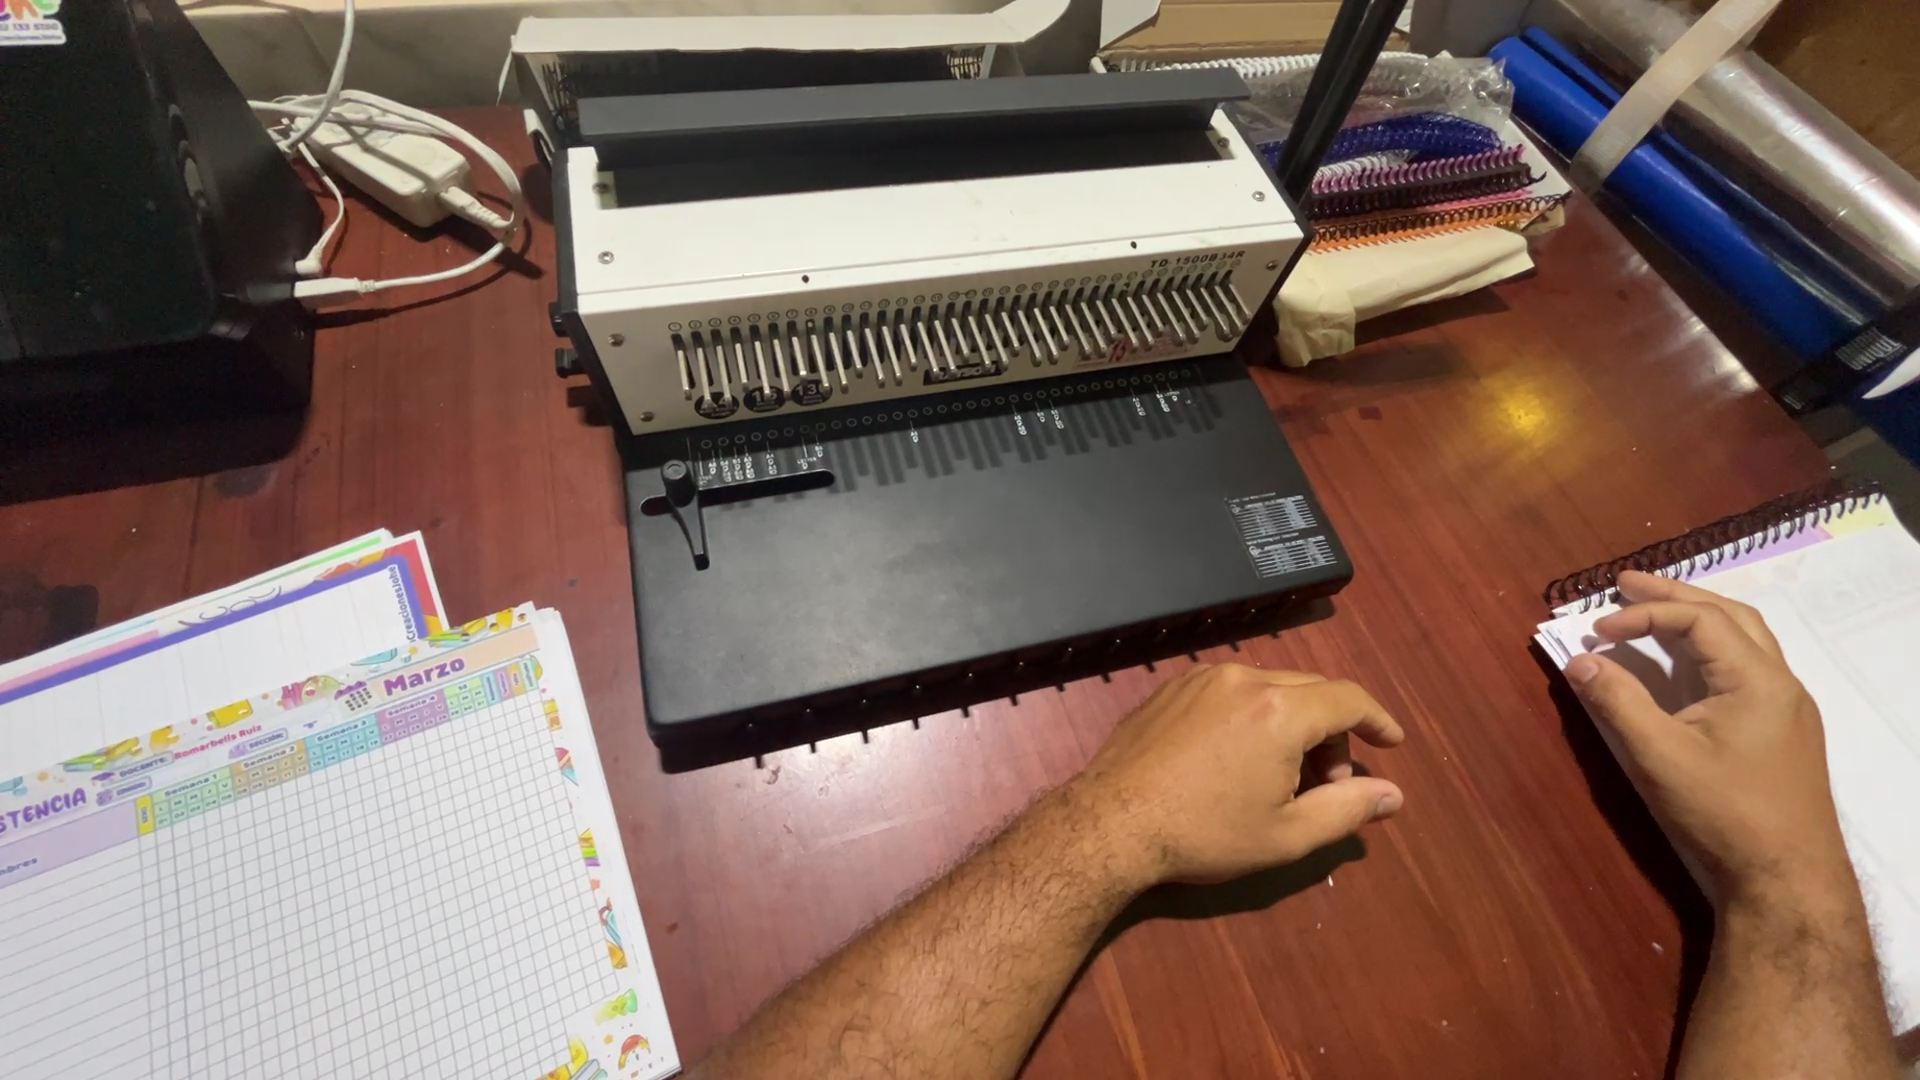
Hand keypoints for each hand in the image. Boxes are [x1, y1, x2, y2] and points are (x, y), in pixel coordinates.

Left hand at [1071, 663, 1404, 885]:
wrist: (1113, 820)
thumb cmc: (1205, 832)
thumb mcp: (1286, 833)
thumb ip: (1347, 809)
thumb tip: (1392, 793)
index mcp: (1278, 709)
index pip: (1347, 699)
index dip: (1377, 720)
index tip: (1391, 743)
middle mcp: (1240, 678)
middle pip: (1308, 690)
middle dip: (1331, 731)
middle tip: (1328, 782)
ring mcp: (1199, 678)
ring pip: (1267, 686)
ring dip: (1290, 721)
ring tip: (1280, 774)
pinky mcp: (1170, 687)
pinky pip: (1228, 689)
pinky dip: (1251, 712)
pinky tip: (1237, 754)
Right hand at [1564, 571, 1854, 912]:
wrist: (1784, 876)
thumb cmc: (1721, 808)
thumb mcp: (1656, 753)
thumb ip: (1616, 700)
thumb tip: (1577, 659)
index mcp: (1758, 683)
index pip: (1700, 621)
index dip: (1643, 614)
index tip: (1595, 631)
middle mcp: (1779, 685)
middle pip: (1731, 617)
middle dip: (1674, 595)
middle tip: (1623, 584)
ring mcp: (1782, 708)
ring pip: (1743, 639)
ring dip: (1693, 616)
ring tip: (1647, 608)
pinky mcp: (1773, 728)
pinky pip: (1740, 664)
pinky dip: (1703, 644)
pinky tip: (1676, 656)